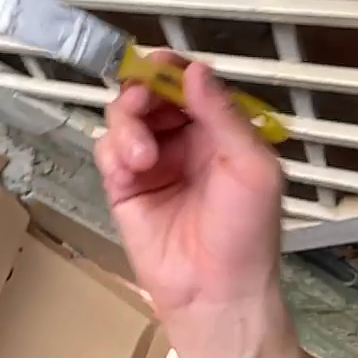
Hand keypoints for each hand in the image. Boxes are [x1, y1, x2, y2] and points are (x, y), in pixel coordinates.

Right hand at [95, 56, 284, 322]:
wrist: (214, 293)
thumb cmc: (246, 233)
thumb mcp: (252, 168)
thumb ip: (223, 116)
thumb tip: (196, 70)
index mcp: (217, 129)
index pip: (188, 84)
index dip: (170, 69)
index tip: (155, 65)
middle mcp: (181, 138)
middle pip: (148, 93)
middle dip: (141, 93)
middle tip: (141, 104)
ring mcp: (149, 160)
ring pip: (122, 117)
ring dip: (126, 125)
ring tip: (141, 156)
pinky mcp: (122, 184)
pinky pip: (106, 150)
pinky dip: (113, 151)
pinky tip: (130, 170)